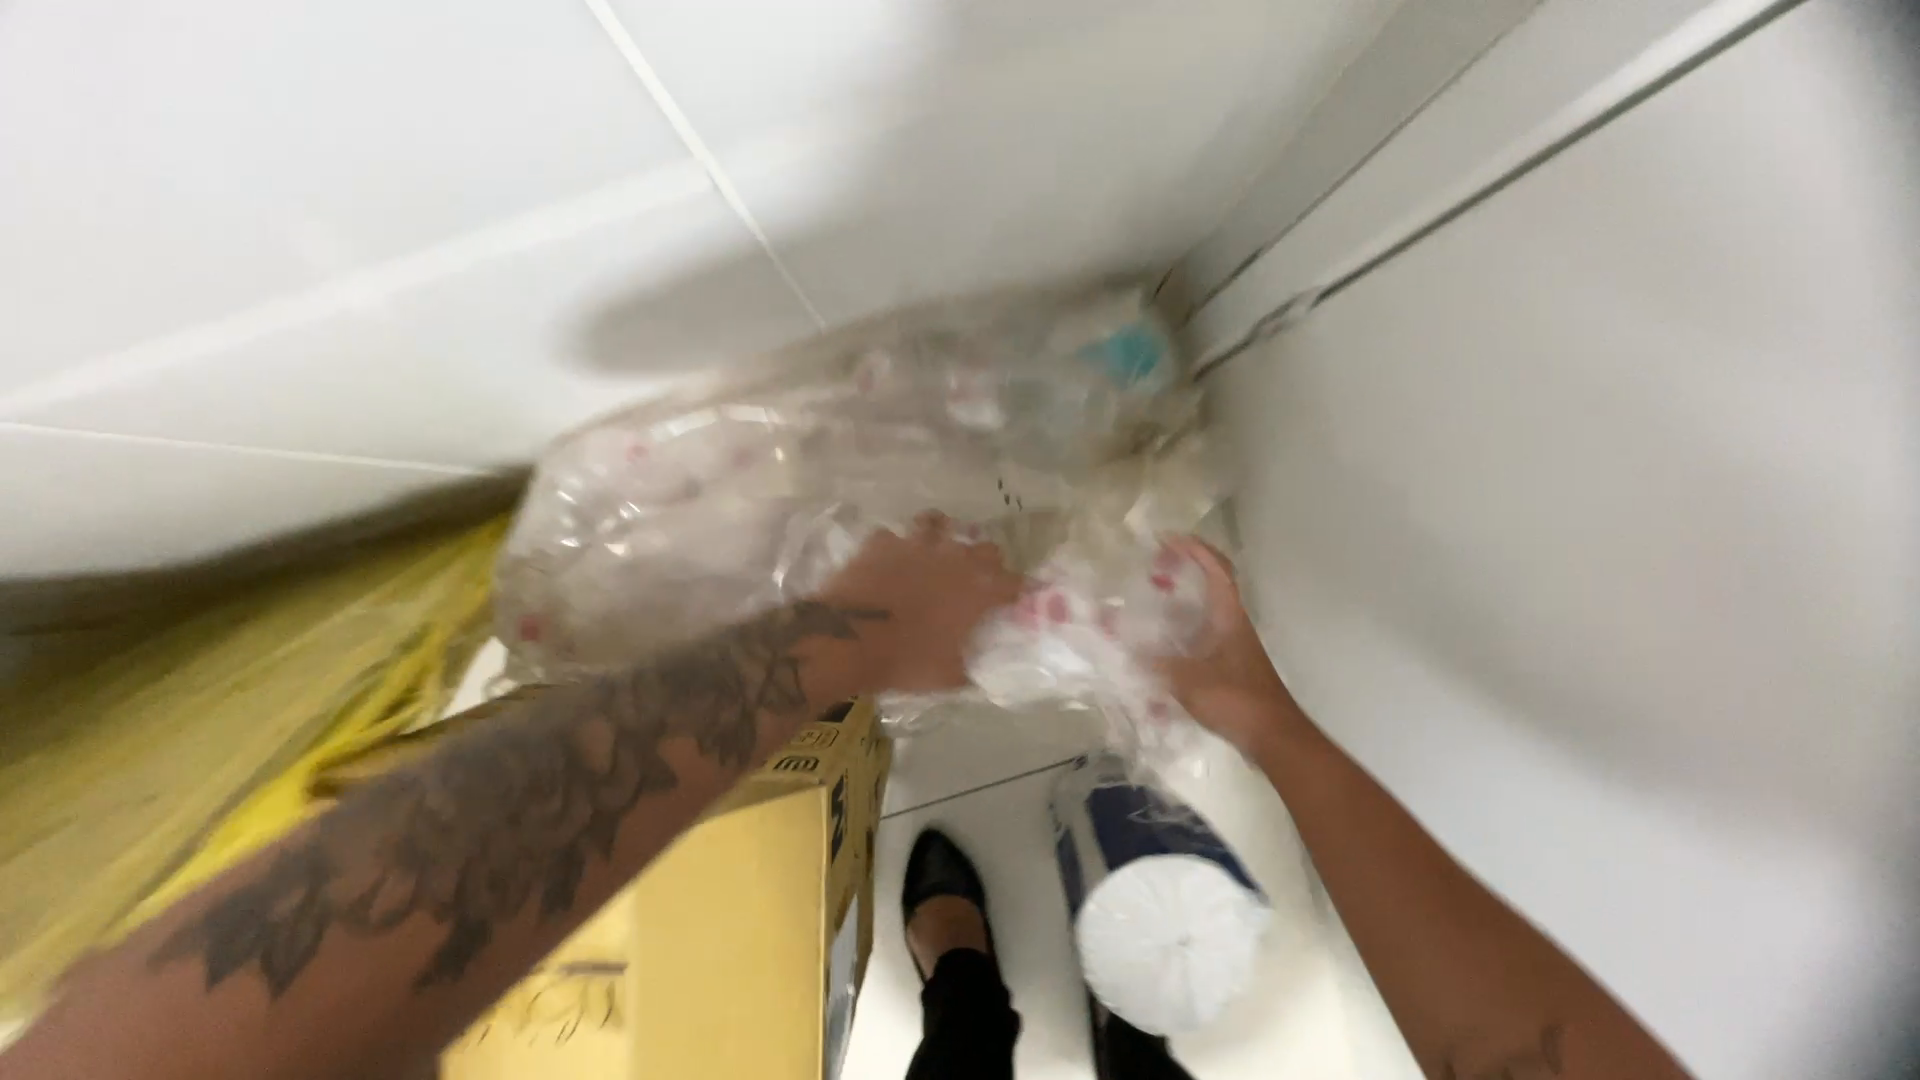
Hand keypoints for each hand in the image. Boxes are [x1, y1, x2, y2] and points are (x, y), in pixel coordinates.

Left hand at [820, 512, 1023, 693]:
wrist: (849, 640)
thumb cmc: (905, 661)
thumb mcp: (948, 676)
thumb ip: (969, 667)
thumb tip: (978, 672)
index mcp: (978, 590)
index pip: (1015, 582)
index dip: (1019, 590)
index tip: (1017, 598)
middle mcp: (954, 558)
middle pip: (986, 548)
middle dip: (987, 561)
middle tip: (979, 577)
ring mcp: (916, 544)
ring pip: (938, 523)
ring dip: (941, 535)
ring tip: (935, 549)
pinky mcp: (881, 542)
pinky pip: (892, 536)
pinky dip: (893, 547)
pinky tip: (889, 559)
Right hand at [1157, 536, 1305, 756]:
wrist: (1274, 737)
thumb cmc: (1237, 700)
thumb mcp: (1190, 681)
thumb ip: (1156, 665)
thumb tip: (1124, 651)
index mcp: (1228, 617)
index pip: (1216, 569)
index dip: (1194, 548)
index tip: (1166, 539)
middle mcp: (1232, 624)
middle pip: (1210, 584)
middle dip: (1182, 570)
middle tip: (1151, 567)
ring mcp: (1231, 645)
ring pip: (1203, 611)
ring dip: (1178, 601)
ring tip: (1146, 601)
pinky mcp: (1227, 665)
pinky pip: (1198, 636)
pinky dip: (1177, 631)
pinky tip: (1156, 645)